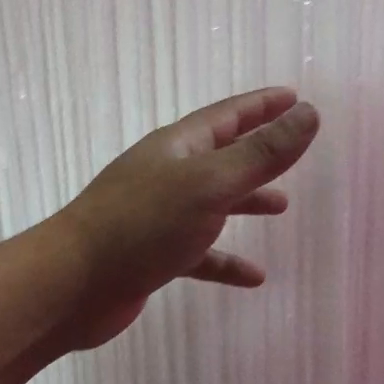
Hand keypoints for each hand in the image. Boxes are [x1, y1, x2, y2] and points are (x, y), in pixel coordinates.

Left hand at [48, 88, 318, 348]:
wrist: (74, 285)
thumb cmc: (143, 225)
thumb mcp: (211, 184)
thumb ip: (261, 154)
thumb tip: (310, 114)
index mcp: (178, 148)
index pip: (227, 116)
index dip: (262, 106)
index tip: (294, 98)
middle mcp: (167, 175)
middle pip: (220, 156)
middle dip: (257, 152)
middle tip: (292, 152)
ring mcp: (158, 217)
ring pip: (213, 203)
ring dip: (246, 202)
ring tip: (281, 207)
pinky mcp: (154, 255)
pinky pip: (201, 253)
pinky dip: (227, 261)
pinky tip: (253, 277)